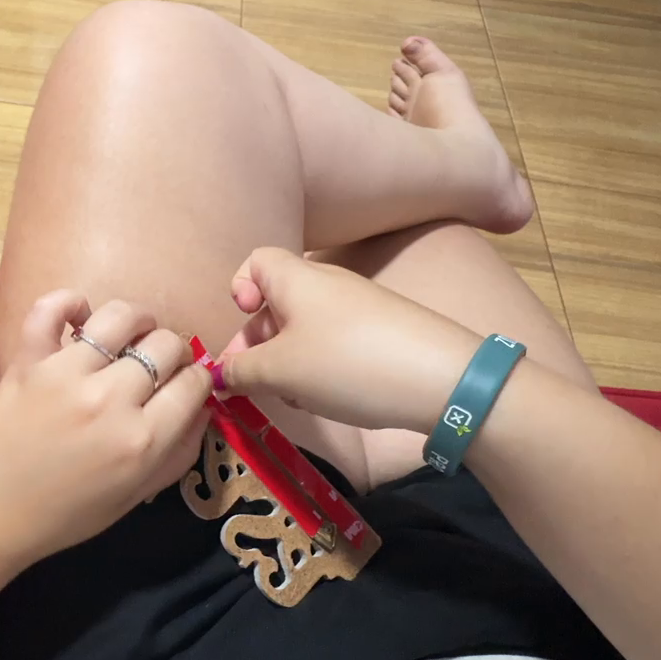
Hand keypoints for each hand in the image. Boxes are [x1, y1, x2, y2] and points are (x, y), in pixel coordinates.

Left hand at [0, 291, 212, 566]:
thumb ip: (178, 454)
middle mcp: (110, 399)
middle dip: (174, 352)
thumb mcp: (134, 495)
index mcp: (142, 440)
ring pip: (121, 317)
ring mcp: (66, 373)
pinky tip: (80, 318)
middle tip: (158, 366)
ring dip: (136, 320)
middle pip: (165, 344)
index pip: (194, 383)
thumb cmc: (65, 513)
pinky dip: (70, 302)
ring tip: (130, 335)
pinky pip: (52, 307)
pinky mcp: (29, 359)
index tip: (188, 383)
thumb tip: (203, 407)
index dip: (199, 379)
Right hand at [214, 247, 484, 432]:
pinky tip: (329, 397)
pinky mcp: (381, 332)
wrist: (444, 379)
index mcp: (295, 278)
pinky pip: (333, 342)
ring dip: (287, 361)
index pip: (255, 262)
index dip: (239, 287)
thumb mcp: (280, 372)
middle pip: (275, 302)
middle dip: (257, 342)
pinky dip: (320, 367)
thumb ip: (240, 372)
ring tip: (294, 395)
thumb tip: (217, 375)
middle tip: (252, 381)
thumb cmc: (345, 363)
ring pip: (302, 328)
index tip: (244, 321)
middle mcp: (325, 284)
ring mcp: (357, 307)